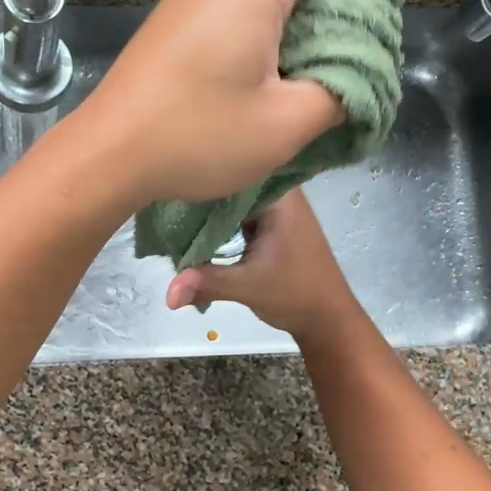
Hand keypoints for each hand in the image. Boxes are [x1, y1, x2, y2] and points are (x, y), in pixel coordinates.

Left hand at [63, 0, 377, 205]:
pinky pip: (235, 5)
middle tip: (360, 49)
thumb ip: (341, 91)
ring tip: (320, 68)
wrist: (107, 155)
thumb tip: (360, 79)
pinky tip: (272, 74)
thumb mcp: (286, 124)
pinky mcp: (175, 18)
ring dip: (301, 18)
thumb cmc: (196, 136)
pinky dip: (266, 28)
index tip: (387, 3)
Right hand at [164, 191, 365, 340]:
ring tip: (169, 209)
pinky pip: (238, 214)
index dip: (202, 175)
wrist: (327, 319)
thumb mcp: (248, 286)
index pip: (235, 172)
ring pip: (233, 199)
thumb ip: (206, 282)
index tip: (170, 181)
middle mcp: (280, 195)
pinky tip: (191, 226)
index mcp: (280, 197)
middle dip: (200, 193)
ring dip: (206, 208)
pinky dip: (218, 221)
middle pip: (232, 183)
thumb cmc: (296, 295)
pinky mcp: (272, 225)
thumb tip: (167, 294)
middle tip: (162, 198)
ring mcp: (277, 210)